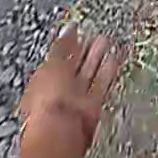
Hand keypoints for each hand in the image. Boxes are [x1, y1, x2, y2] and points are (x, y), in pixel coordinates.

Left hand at [18, 26, 122, 157]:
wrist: (61, 129)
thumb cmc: (48, 99)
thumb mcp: (52, 63)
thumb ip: (61, 46)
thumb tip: (68, 28)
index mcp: (42, 82)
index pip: (57, 59)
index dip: (67, 45)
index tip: (78, 30)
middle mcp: (58, 92)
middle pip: (74, 67)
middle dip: (84, 51)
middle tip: (95, 34)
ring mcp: (76, 100)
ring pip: (89, 74)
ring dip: (98, 57)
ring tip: (107, 40)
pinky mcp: (92, 106)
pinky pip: (102, 84)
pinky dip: (108, 70)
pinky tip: (114, 56)